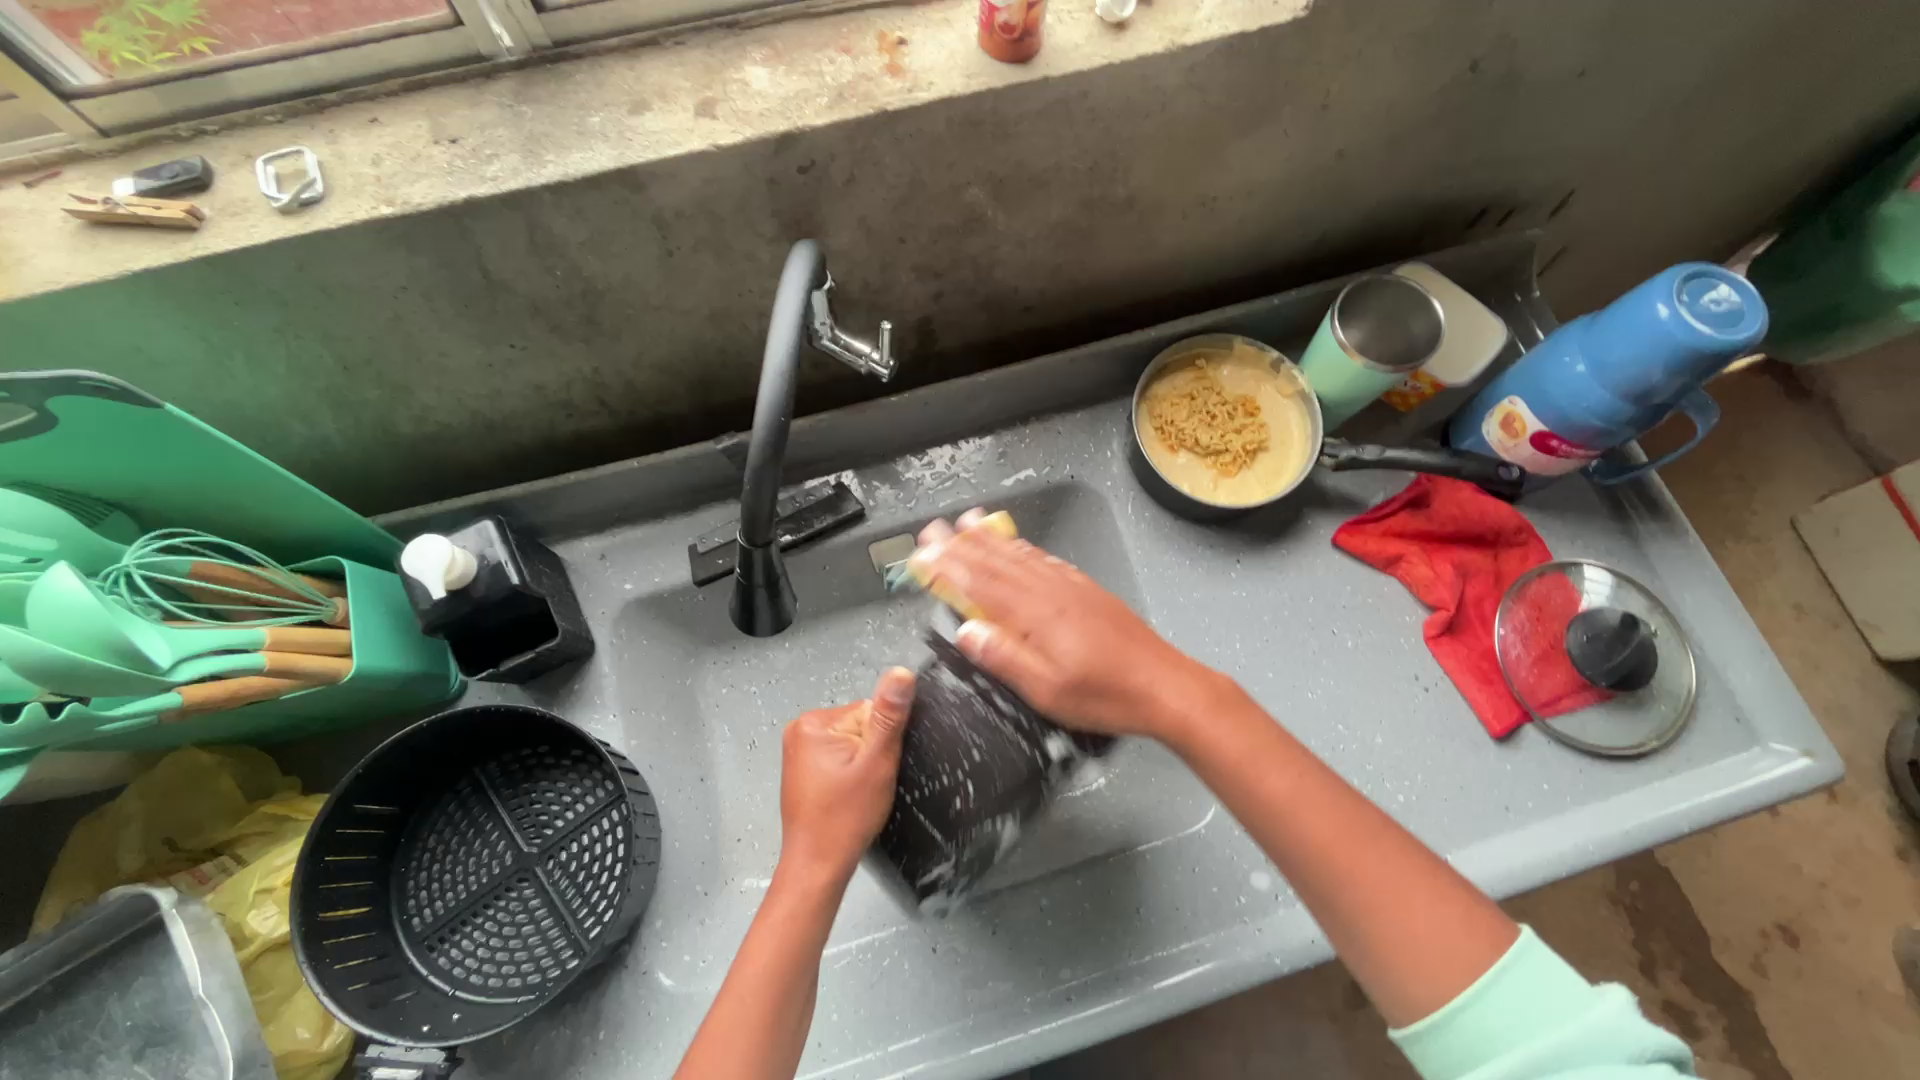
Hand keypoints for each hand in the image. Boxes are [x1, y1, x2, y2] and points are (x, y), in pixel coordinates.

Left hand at [778, 667, 915, 884]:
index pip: (869, 711)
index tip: (878, 768)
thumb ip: (889, 716)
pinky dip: (849, 773)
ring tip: (858, 791)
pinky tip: (848, 795)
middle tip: (869, 783)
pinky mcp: (802, 768)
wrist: (817, 865)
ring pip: (851, 742)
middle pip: (860, 725)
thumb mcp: (876, 763)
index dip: (883, 740)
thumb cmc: (846, 816)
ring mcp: (798, 750)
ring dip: (862, 763)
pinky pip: (838, 757)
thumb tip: (900, 672)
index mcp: (814, 721)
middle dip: (872, 751)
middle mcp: (801, 729)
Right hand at [910, 510, 1228, 740]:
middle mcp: (1051, 593)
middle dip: (962, 544)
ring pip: (1022, 557)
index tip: (923, 552)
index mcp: (1036, 615)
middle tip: (936, 527)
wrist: (1166, 686)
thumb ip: (1004, 658)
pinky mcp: (1088, 592)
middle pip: (997, 562)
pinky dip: (1026, 550)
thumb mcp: (1047, 690)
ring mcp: (1072, 588)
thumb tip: (967, 633)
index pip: (980, 584)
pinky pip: (1048, 562)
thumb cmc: (1107, 695)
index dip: (948, 566)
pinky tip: (1021, 548)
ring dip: (991, 540)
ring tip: (970, 522)